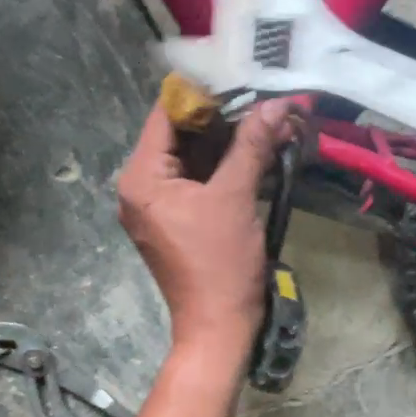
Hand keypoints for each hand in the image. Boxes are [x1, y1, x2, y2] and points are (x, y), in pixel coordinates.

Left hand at [118, 99, 287, 360]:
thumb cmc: (220, 266)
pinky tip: (255, 158)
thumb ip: (252, 146)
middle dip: (223, 121)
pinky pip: (195, 184)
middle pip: (179, 134)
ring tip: (268, 128)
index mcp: (142, 178)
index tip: (246, 87)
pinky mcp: (173, 224)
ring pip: (191, 160)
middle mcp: (139, 188)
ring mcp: (155, 208)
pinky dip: (222, 171)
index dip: (207, 96)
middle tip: (264, 107)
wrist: (217, 329)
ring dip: (227, 145)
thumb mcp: (236, 199)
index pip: (168, 113)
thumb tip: (276, 104)